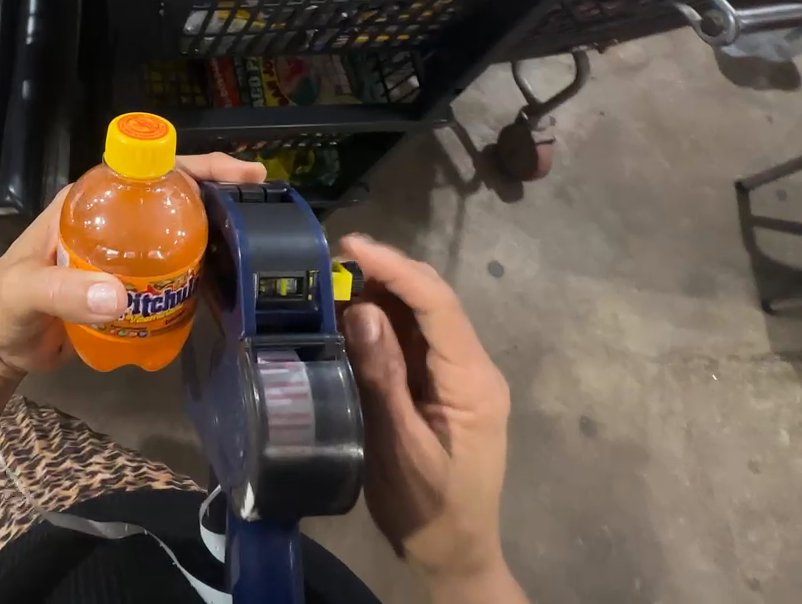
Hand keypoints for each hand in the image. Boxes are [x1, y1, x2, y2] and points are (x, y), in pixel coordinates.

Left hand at [0, 153, 267, 384]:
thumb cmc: (0, 308)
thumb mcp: (25, 292)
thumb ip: (63, 292)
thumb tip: (120, 297)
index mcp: (84, 202)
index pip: (143, 167)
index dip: (193, 164)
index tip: (236, 174)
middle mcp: (107, 219)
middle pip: (168, 194)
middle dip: (215, 192)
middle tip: (261, 200)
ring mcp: (119, 252)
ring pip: (173, 230)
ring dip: (211, 231)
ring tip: (254, 239)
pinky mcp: (125, 284)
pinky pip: (168, 269)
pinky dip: (196, 271)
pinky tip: (222, 281)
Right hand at [338, 234, 518, 596]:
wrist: (454, 555)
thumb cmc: (427, 509)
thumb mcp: (399, 448)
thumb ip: (382, 376)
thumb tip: (360, 308)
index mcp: (472, 381)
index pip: (438, 304)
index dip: (395, 268)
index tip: (349, 246)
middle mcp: (471, 366)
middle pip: (432, 297)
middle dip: (384, 270)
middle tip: (328, 262)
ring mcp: (456, 371)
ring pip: (420, 309)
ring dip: (377, 288)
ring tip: (329, 282)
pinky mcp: (439, 379)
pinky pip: (410, 332)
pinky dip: (377, 314)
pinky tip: (345, 312)